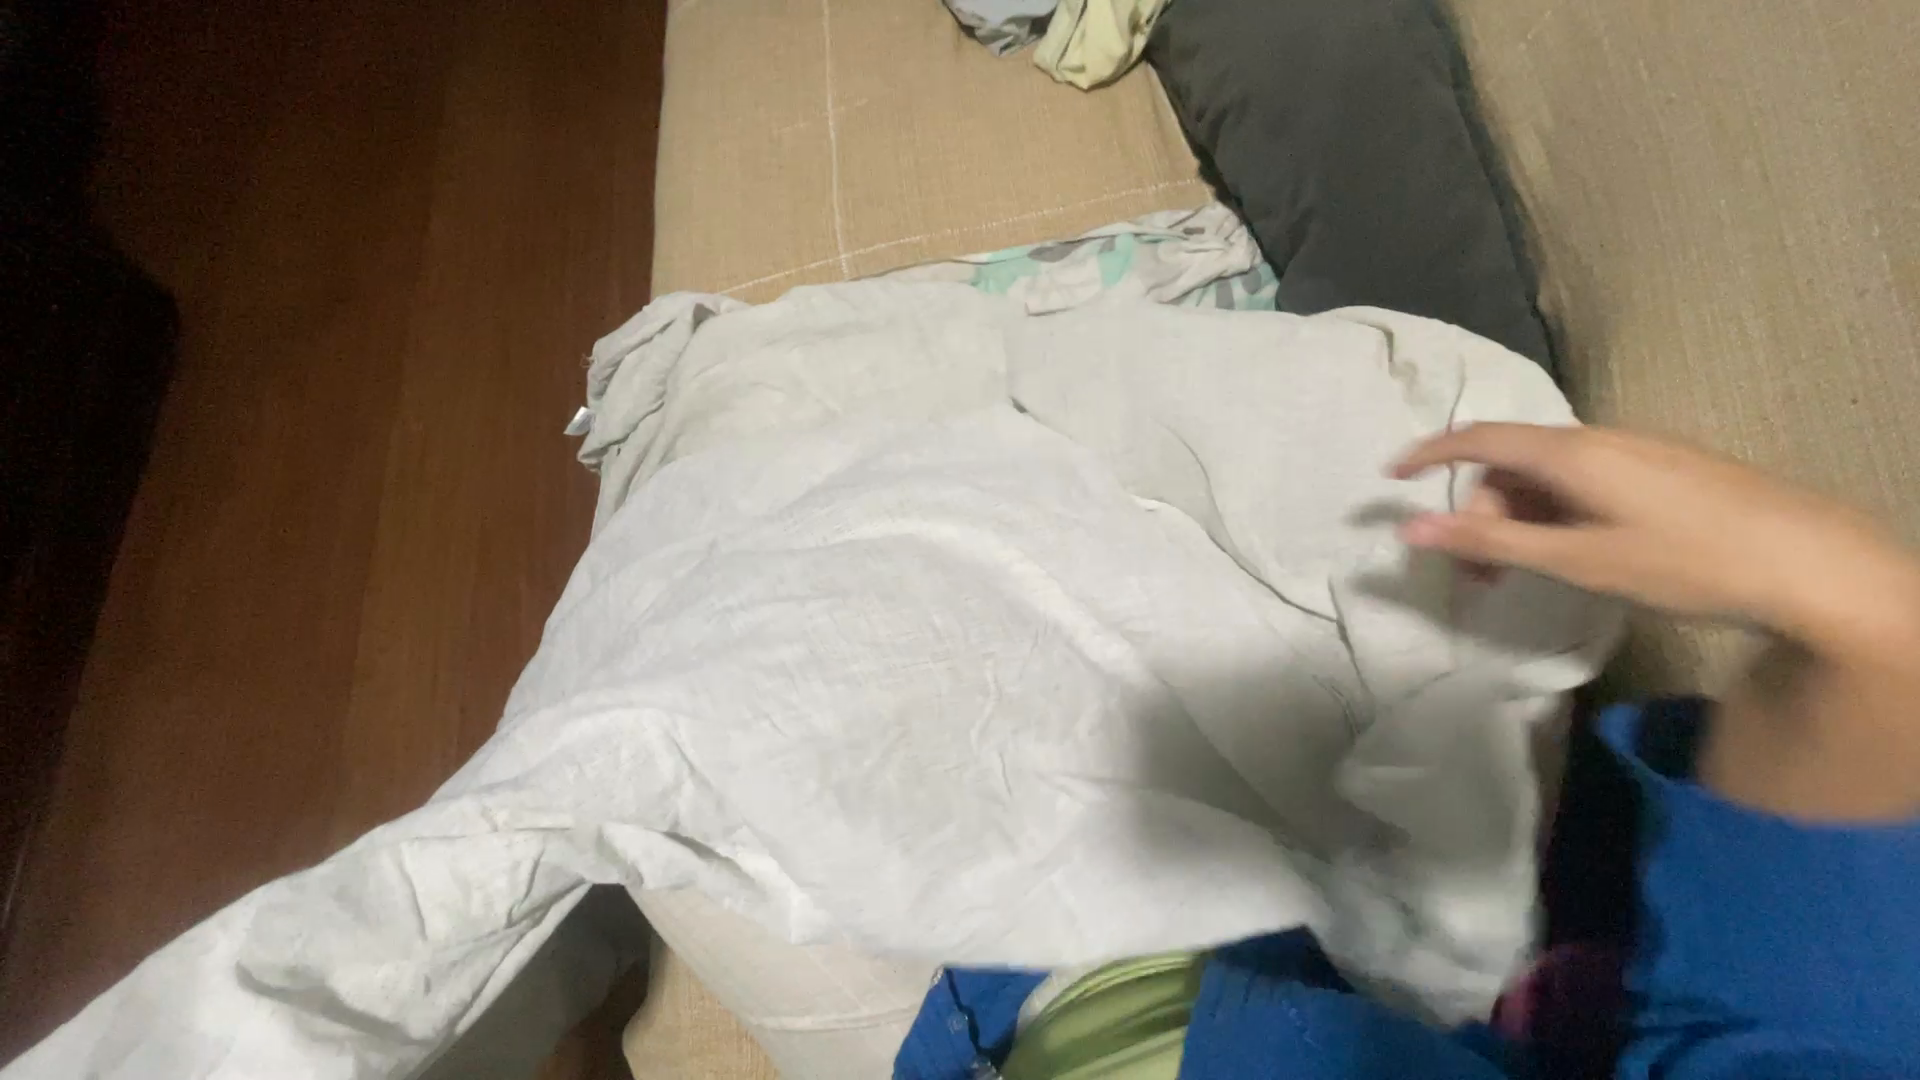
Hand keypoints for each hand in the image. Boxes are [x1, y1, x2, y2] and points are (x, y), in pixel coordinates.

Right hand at [1389, 423, 1919, 656]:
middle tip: (1478, 572)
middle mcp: (1596, 440)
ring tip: (1522, 571)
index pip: (1476, 438)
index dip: (1427, 453)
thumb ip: (1487, 541)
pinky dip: (1550, 513)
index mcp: (1570, 454)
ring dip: (1515, 518)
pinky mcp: (1657, 470)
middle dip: (1479, 512)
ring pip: (1543, 476)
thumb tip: (1407, 528)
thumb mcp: (1574, 559)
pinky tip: (1570, 551)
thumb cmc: (1685, 561)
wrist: (1821, 566)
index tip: (1390, 478)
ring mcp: (1632, 452)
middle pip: (1508, 464)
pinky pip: (1577, 481)